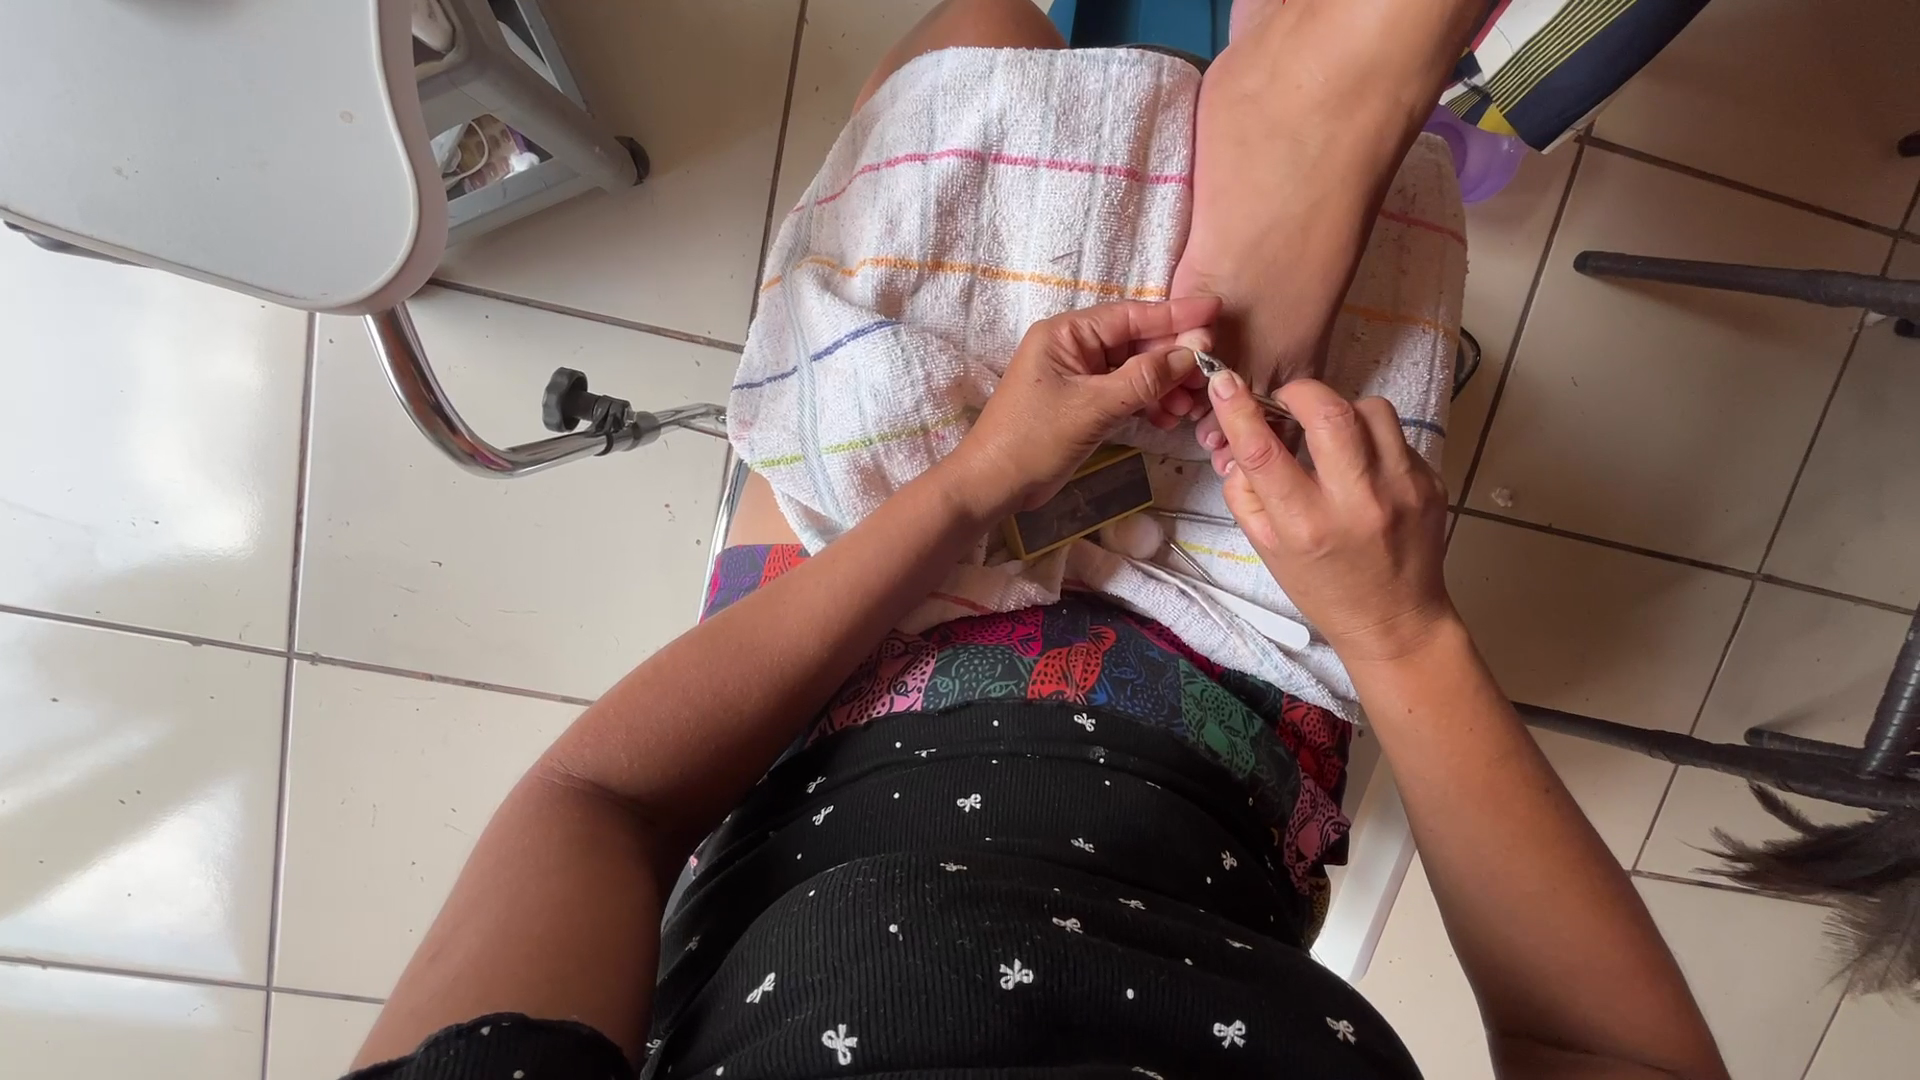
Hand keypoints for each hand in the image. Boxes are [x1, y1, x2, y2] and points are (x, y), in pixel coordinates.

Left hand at [948, 297, 1219, 514]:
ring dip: (1164, 386)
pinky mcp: (1084, 406)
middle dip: (1174, 359)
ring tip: (1191, 406)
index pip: (1129, 316)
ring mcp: (1079, 379)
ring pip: (1134, 372)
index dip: (1174, 315)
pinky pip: (1125, 395)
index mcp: (1066, 334)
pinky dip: (1148, 404)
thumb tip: (1190, 354)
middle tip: (1209, 374)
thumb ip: (1143, 379)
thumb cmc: (1032, 439)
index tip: (1214, 311)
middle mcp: (1073, 349)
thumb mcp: (1092, 407)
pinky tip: (1169, 418)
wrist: (995, 484)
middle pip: (1136, 343)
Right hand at [1208, 370, 1455, 662]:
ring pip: (1369, 410)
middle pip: (1328, 413)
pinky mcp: (1430, 481)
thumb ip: (1245, 494)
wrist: (1395, 618)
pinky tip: (1359, 461)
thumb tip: (1239, 444)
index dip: (1238, 410)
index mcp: (1305, 525)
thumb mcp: (1265, 549)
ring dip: (1339, 409)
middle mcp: (1356, 502)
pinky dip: (1368, 434)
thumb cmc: (1320, 586)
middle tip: (1286, 402)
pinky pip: (1394, 433)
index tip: (1223, 381)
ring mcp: (1402, 487)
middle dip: (1299, 392)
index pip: (1263, 453)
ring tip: (1327, 432)